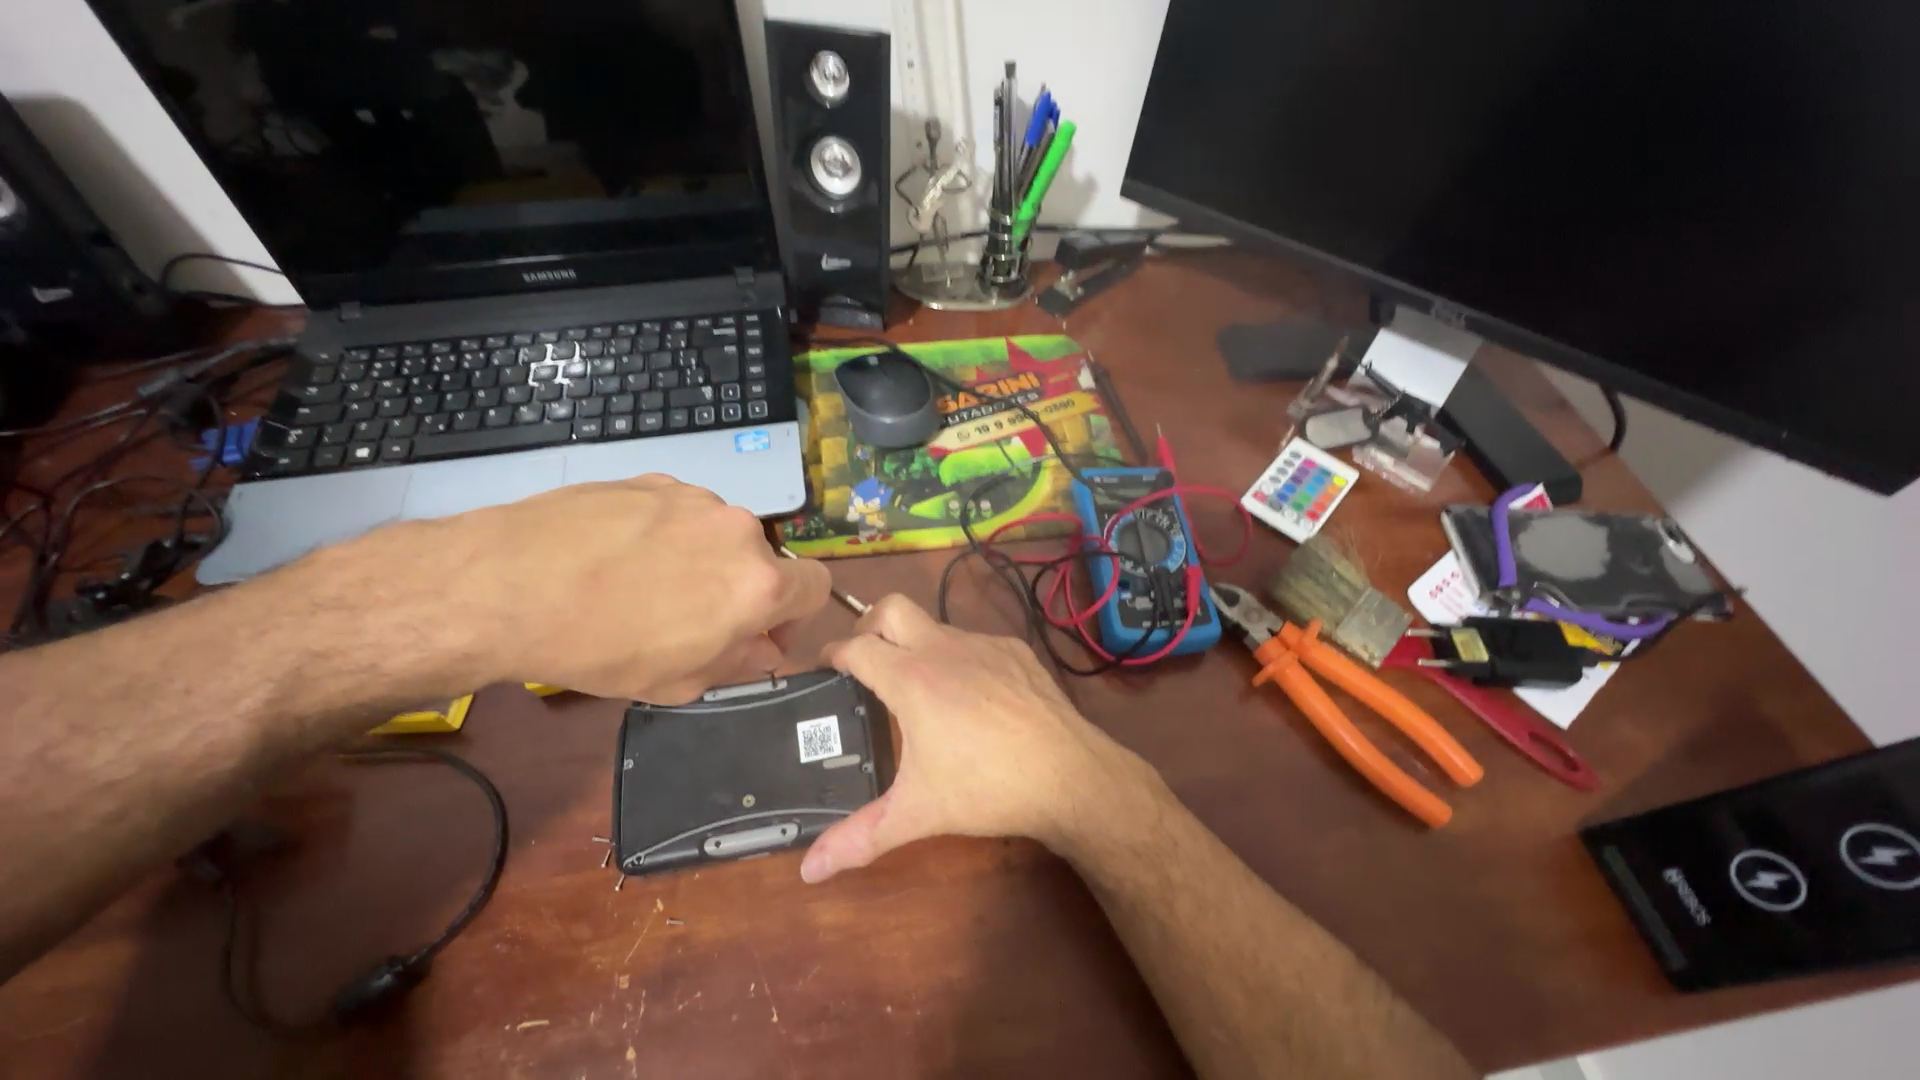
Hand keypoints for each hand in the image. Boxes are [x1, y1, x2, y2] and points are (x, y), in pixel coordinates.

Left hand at [316, 475, 830, 702]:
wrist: (510, 587)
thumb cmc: (601, 648)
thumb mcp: (680, 682)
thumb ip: (740, 664)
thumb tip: (762, 650)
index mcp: (758, 585)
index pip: (816, 587)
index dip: (795, 616)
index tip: (761, 633)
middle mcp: (739, 531)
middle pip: (763, 561)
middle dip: (741, 589)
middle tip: (691, 616)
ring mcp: (695, 499)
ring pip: (719, 534)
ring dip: (701, 558)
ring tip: (643, 582)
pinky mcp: (653, 480)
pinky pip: (679, 512)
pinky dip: (664, 533)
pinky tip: (618, 555)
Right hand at [799, 595, 1159, 882]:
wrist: (1069, 775)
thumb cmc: (987, 788)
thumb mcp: (918, 812)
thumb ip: (859, 838)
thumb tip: (810, 870)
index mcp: (911, 678)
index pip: (855, 646)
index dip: (832, 654)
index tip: (824, 670)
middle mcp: (944, 648)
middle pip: (890, 607)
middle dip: (869, 625)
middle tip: (864, 661)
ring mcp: (984, 645)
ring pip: (935, 625)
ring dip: (916, 644)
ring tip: (916, 687)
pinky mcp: (1016, 651)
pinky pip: (975, 642)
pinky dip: (959, 658)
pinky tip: (970, 697)